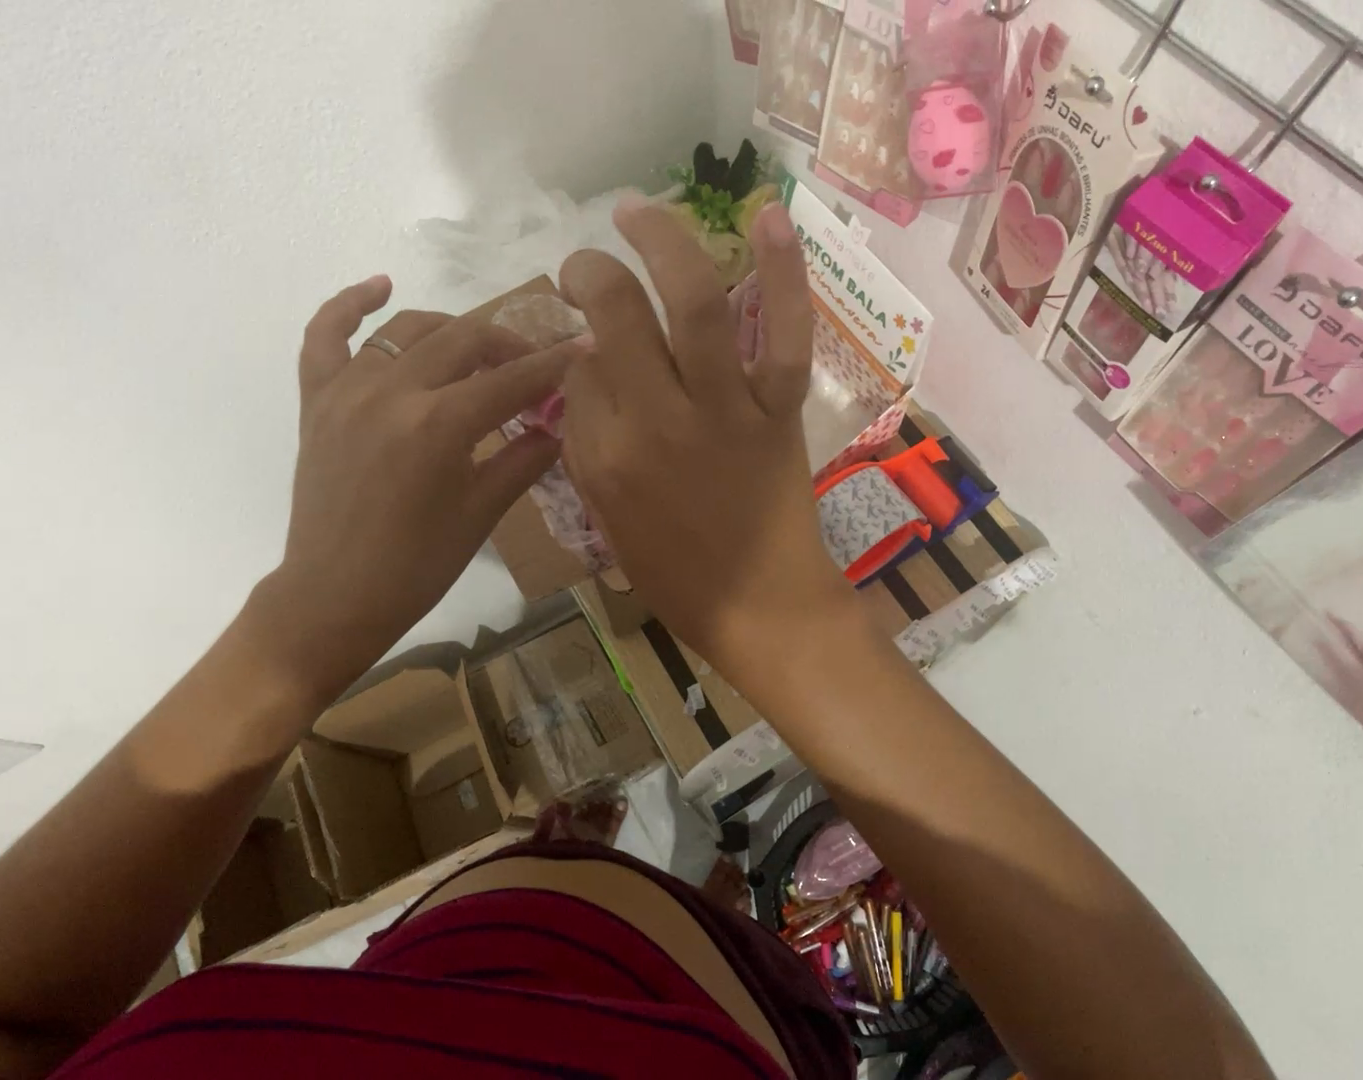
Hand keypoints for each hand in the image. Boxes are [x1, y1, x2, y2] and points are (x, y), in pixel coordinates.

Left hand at [246, 276, 582, 700]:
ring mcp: (347, 391)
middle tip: (537, 366)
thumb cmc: (417, 567)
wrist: (334, 596)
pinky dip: (352, 305)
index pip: (510, 380)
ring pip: (408, 329)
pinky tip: (382, 287)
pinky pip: (326, 336)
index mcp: (438, 426)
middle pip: (464, 340)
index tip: (586, 347)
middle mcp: (391, 393)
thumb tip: (558, 422)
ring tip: (481, 352)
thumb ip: (524, 458)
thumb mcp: (482, 514)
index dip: (554, 364)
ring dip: (453, 330)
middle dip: (510, 346)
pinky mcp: (317, 400)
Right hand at [556, 202, 860, 670]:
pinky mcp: (779, 409)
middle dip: (592, 274)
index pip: (579, 368)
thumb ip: (587, 441)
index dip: (578, 346)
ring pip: (694, 307)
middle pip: (618, 317)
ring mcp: (726, 408)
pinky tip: (768, 214)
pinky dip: (783, 273)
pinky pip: (783, 335)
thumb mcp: (607, 515)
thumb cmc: (676, 572)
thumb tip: (588, 367)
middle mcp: (660, 420)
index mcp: (609, 454)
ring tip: (633, 211)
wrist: (760, 606)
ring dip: (662, 244)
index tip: (585, 346)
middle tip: (584, 268)